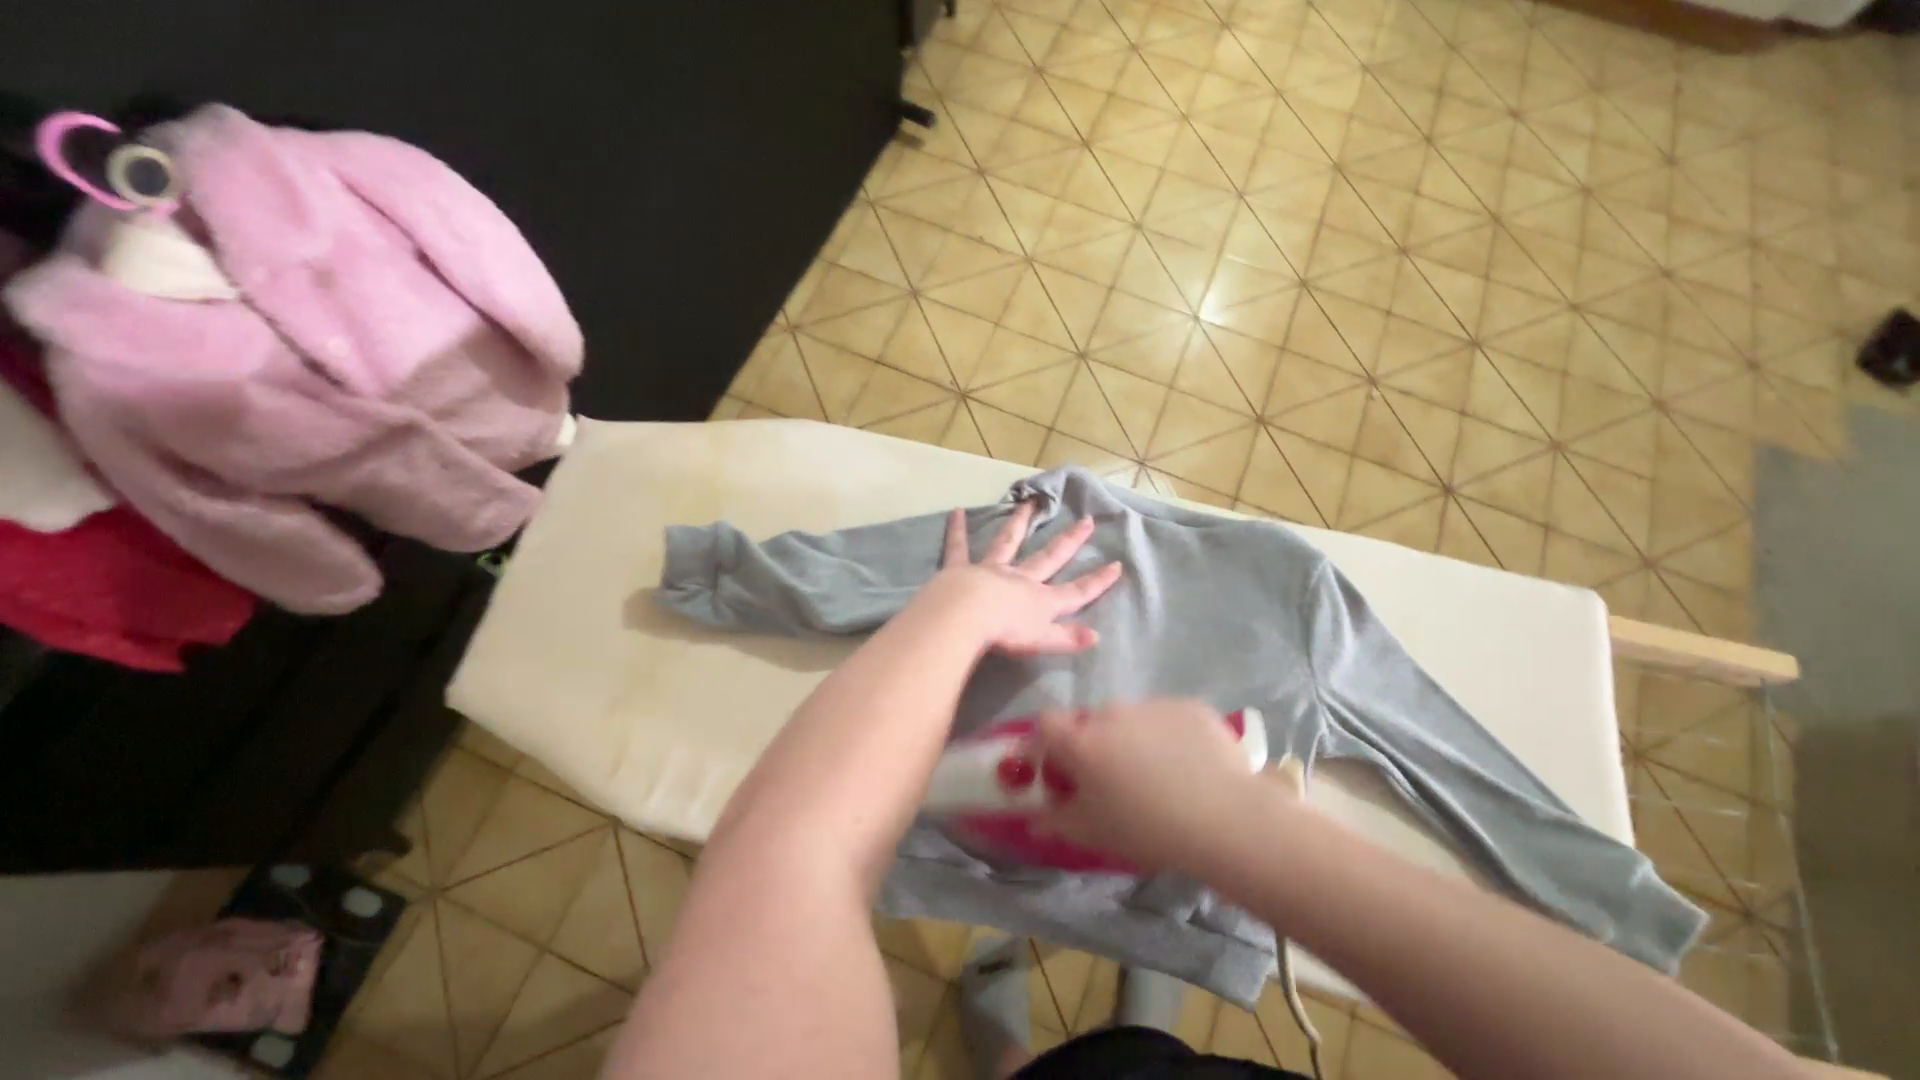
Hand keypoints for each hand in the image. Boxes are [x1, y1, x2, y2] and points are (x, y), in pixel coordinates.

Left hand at [922, 501, 1121, 655]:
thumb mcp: (1042, 640)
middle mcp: (1020, 579)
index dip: (1098, 581)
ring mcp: (992, 570)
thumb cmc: (1005, 633)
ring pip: (1008, 542)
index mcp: (1041, 600)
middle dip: (1070, 541)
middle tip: (1086, 520)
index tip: (1117, 565)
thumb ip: (1067, 638)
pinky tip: (957, 512)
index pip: (1076, 592)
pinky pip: (959, 547)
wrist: (966, 615)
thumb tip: (1096, 636)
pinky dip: (957, 530)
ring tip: (1030, 504)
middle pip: (1049, 557)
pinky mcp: (961, 568)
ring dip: (1020, 523)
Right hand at [1029, 700, 1285, 873]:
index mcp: (1081, 742)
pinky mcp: (1189, 706)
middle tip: (1114, 782)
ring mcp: (1153, 705)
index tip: (1060, 769)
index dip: (1047, 743)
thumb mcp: (1093, 833)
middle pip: (1092, 723)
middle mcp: (1112, 713)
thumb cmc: (1148, 828)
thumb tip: (1036, 817)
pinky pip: (1169, 719)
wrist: (1224, 816)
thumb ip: (1056, 820)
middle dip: (1096, 746)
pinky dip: (1171, 737)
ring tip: (1161, 777)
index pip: (1046, 723)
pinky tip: (1191, 767)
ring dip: (1134, 740)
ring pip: (1132, 720)